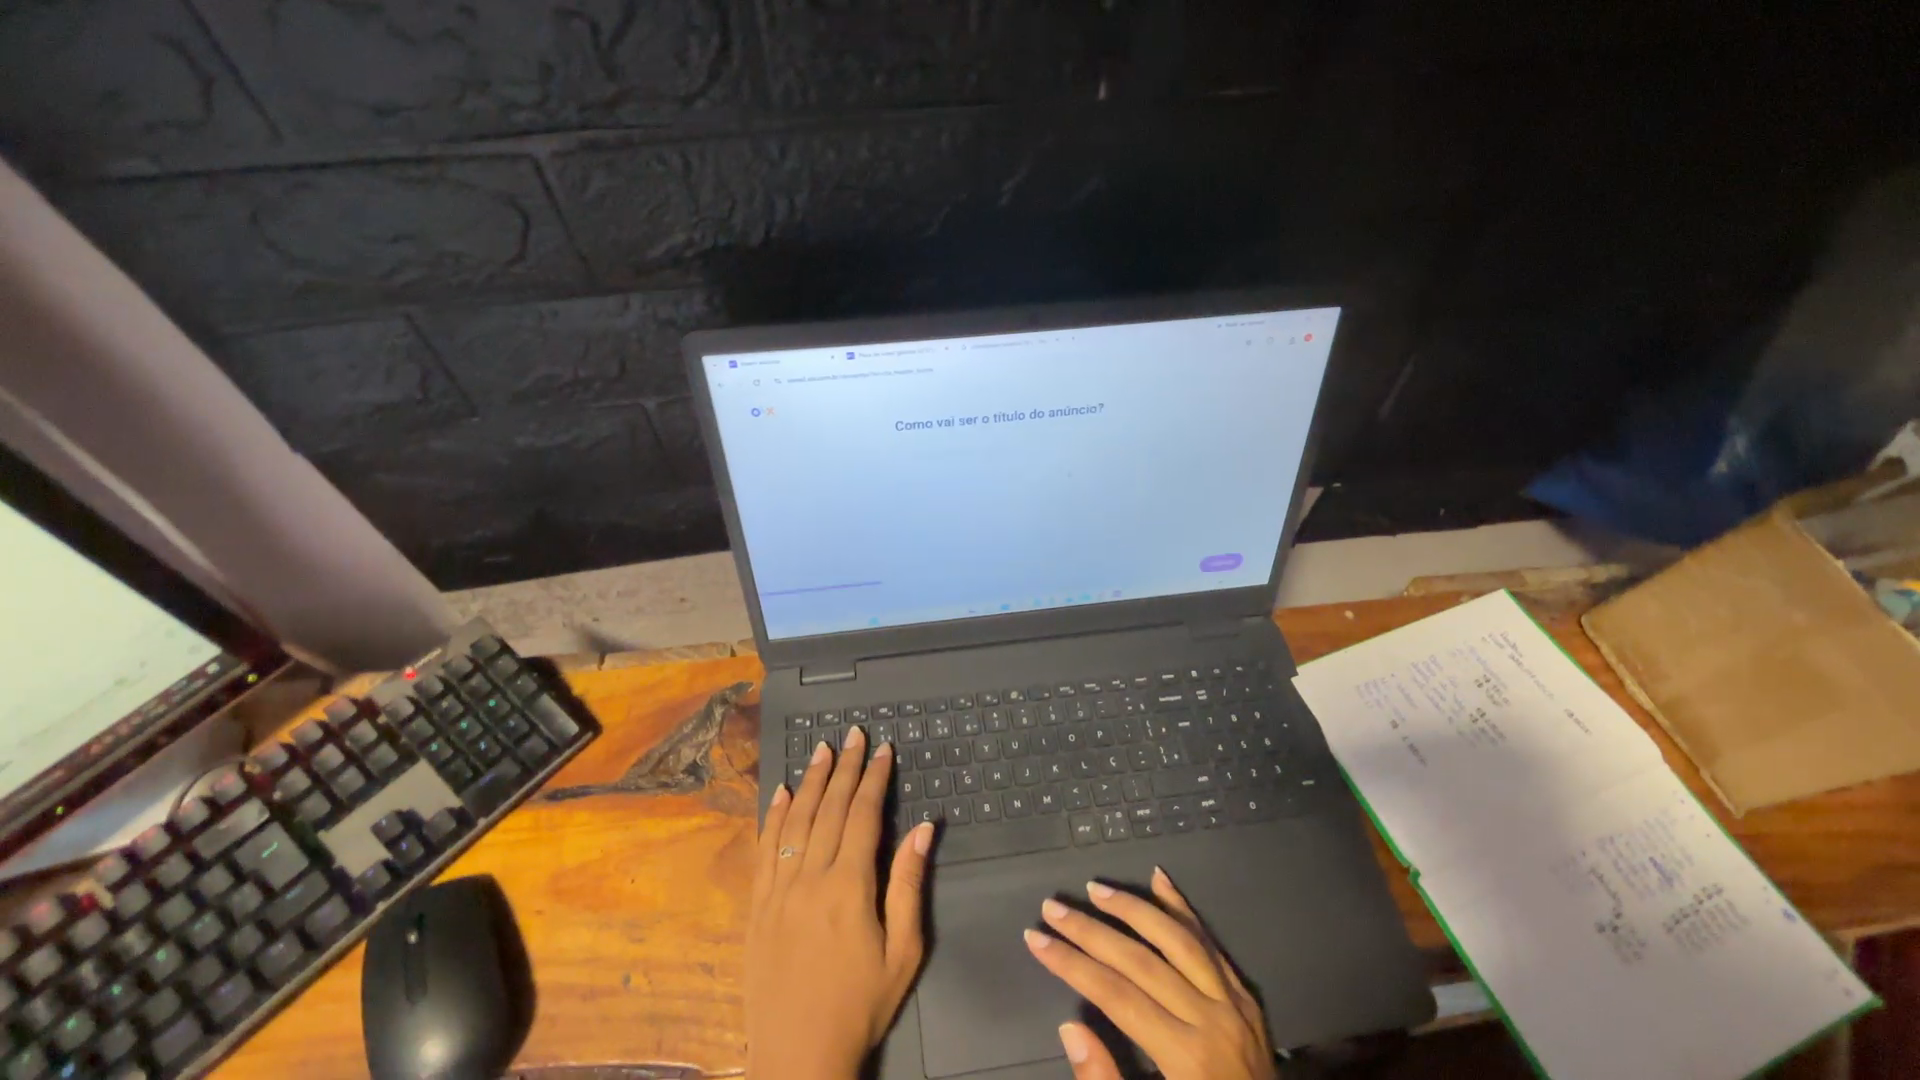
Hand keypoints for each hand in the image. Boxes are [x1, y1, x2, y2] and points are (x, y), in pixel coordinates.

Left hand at [747, 727, 933, 1079]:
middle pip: (827, 808)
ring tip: (820, 749)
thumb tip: (922, 827)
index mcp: (849, 888)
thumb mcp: (904, 951)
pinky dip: (772, 815)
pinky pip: (764, 849)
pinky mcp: (756, 906)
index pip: (862, 816)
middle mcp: (809, 878)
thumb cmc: (861, 1005)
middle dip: (843, 768)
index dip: (873, 779)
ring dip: (808, 780)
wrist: (798, 1055)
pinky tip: (779, 792)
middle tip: (852, 734)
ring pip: (793, 820)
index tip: (882, 749)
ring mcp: (777, 890)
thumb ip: (909, 884)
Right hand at [1025, 867, 1278, 1079]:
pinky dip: (1183, 910)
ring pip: (1179, 940)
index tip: (1035, 938)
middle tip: (1053, 908)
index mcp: (1186, 1057)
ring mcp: (1233, 1003)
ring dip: (1135, 909)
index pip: (1116, 995)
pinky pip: (1211, 944)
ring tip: (1097, 889)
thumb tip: (1070, 1027)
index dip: (1071, 964)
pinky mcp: (1245, 997)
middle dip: (1091, 932)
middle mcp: (1211, 1019)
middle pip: (1141, 961)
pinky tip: (1160, 880)